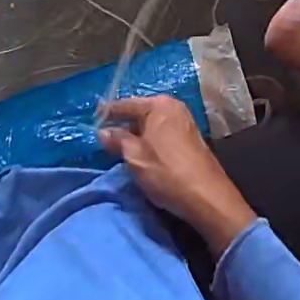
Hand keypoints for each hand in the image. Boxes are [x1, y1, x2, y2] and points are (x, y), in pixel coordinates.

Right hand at [99, 95, 255, 253]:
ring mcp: (185, 122)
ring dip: (137, 133)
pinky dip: (150, 139)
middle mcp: (174, 107)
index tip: (94, 117)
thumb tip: (103, 132)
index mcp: (159, 105)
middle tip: (104, 134)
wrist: (205, 195)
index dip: (109, 112)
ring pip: (153, 124)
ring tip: (119, 145)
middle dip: (123, 122)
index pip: (127, 104)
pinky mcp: (190, 138)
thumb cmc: (165, 171)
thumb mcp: (134, 156)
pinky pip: (163, 133)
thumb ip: (118, 140)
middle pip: (141, 112)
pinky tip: (141, 152)